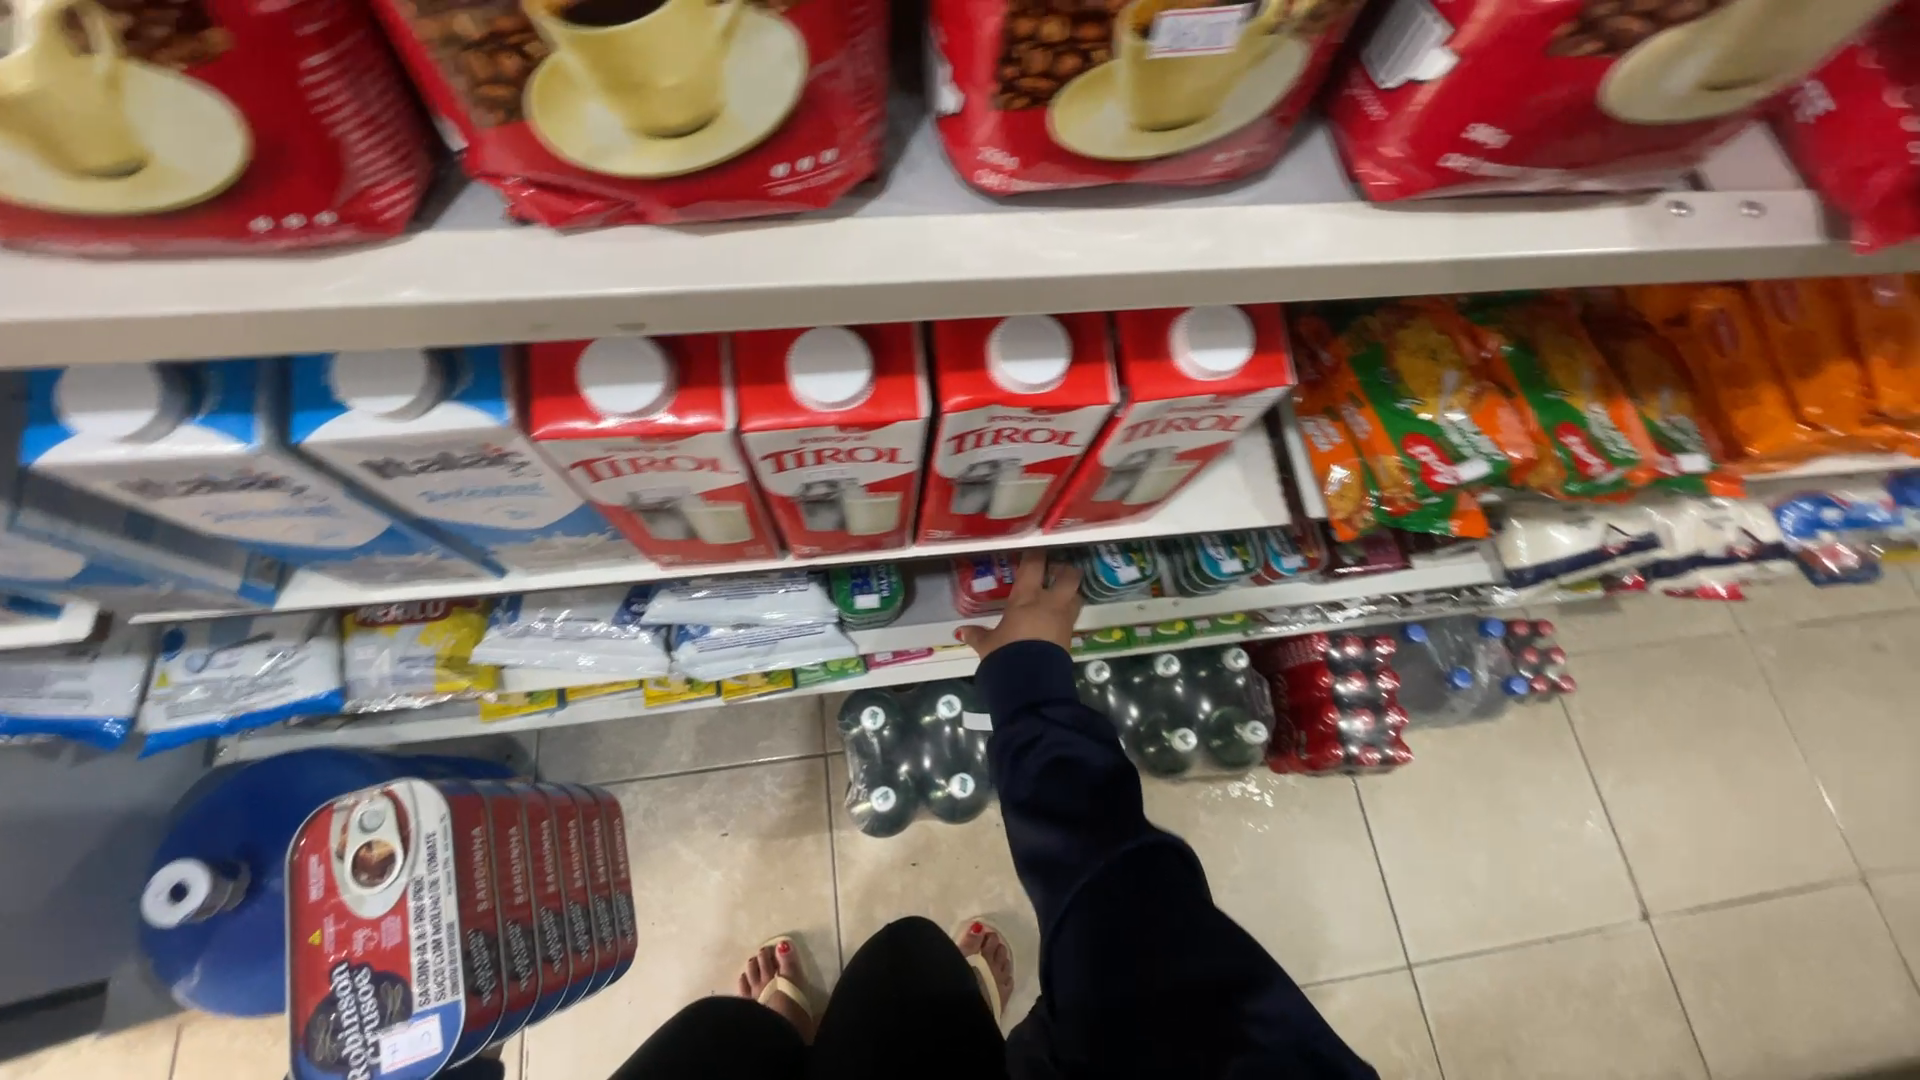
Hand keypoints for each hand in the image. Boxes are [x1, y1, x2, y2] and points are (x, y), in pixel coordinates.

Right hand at [956, 550, 1082, 658]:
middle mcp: (1050, 602)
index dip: (1036, 554)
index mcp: (1026, 597)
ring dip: (1071, 592)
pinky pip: (1072, 617)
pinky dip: (1067, 614)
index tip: (1035, 550)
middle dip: (1066, 570)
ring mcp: (1064, 618)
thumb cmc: (1006, 654)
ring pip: (1077, 595)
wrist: (1030, 681)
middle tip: (1055, 571)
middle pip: (1069, 575)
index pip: (1034, 565)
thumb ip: (977, 635)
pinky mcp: (1071, 636)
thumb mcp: (988, 645)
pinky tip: (1056, 619)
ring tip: (1060, 595)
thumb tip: (962, 631)